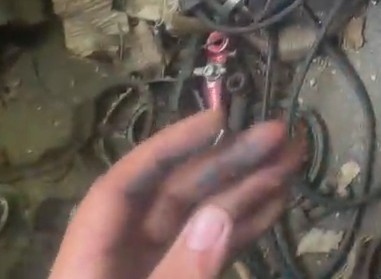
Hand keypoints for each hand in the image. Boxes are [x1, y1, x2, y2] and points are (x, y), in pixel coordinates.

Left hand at [49, 108, 303, 278]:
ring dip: (249, 187)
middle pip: (172, 197)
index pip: (120, 188)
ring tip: (294, 159)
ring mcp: (150, 277)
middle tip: (280, 132)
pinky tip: (278, 201)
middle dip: (229, 161)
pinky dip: (244, 226)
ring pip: (201, 220)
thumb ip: (177, 275)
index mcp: (86, 267)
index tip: (218, 118)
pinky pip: (211, 251)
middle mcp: (119, 261)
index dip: (167, 147)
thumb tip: (220, 212)